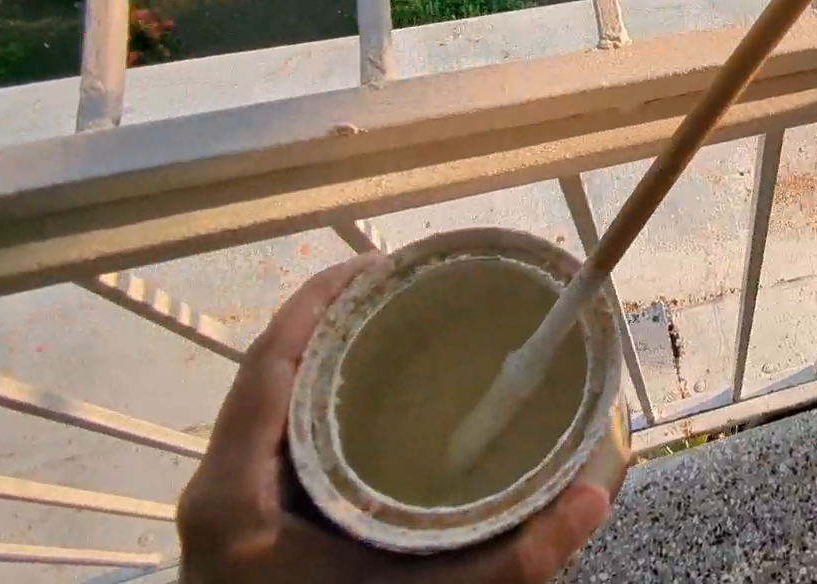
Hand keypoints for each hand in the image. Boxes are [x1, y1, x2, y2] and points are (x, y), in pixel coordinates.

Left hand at [178, 256, 611, 582]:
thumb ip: (512, 560)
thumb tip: (595, 497)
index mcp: (235, 498)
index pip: (266, 368)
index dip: (316, 303)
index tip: (380, 262)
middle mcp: (221, 488)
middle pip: (272, 372)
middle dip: (336, 314)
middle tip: (408, 283)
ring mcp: (232, 502)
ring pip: (274, 399)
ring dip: (328, 348)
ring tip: (397, 317)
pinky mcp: (249, 517)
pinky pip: (281, 428)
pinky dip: (323, 389)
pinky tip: (374, 387)